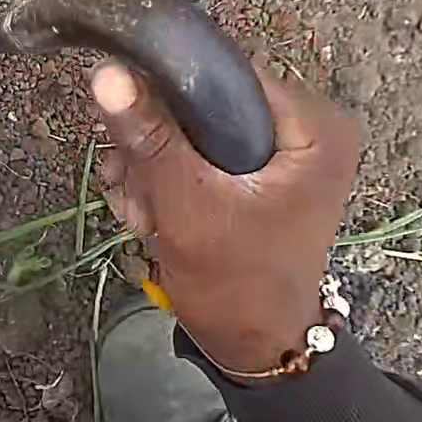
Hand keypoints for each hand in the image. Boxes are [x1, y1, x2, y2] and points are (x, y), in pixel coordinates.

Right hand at [89, 61, 359, 373]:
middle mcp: (305, 129)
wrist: (254, 348)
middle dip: (158, 144)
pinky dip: (169, 178)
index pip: (228, 73)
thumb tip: (107, 75)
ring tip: (143, 209)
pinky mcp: (259, 173)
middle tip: (137, 187)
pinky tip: (150, 209)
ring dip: (155, 166)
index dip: (170, 91)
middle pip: (207, 103)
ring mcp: (282, 152)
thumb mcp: (187, 207)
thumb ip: (149, 139)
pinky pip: (201, 153)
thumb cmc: (235, 284)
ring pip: (195, 128)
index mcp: (314, 126)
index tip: (129, 124)